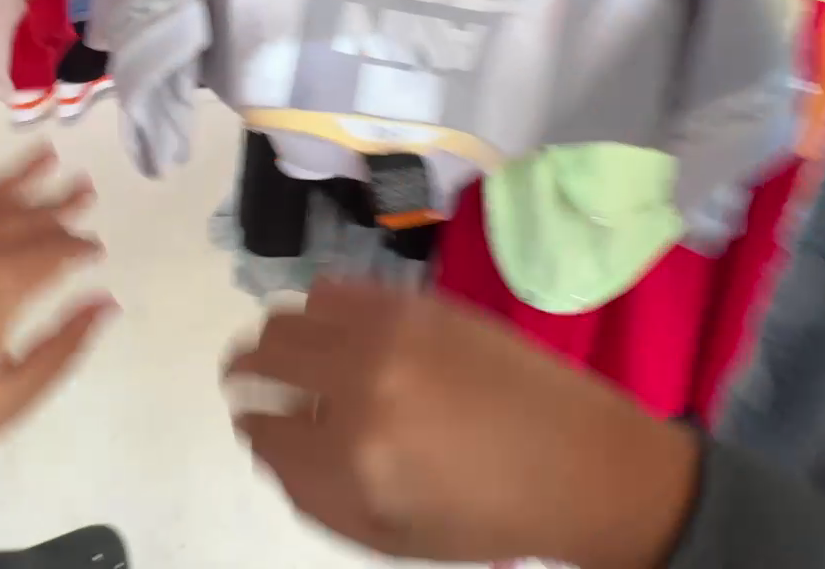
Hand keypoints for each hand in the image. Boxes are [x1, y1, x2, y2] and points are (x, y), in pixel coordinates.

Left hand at [0, 137, 113, 520]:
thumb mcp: (11, 398)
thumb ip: (64, 344)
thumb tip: (106, 302)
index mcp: (0, 287)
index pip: (54, 251)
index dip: (80, 247)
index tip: (96, 250)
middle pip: (25, 216)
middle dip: (60, 205)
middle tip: (86, 189)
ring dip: (22, 172)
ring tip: (50, 154)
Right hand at [226, 280, 699, 568]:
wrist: (580, 459)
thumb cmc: (485, 515)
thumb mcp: (391, 536)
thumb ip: (311, 494)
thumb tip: (261, 440)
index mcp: (355, 459)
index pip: (263, 430)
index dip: (252, 426)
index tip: (253, 422)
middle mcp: (359, 384)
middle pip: (261, 358)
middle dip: (244, 373)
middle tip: (248, 380)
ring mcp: (384, 332)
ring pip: (287, 317)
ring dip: (277, 339)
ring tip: (294, 354)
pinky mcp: (409, 299)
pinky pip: (330, 287)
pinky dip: (316, 309)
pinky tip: (333, 329)